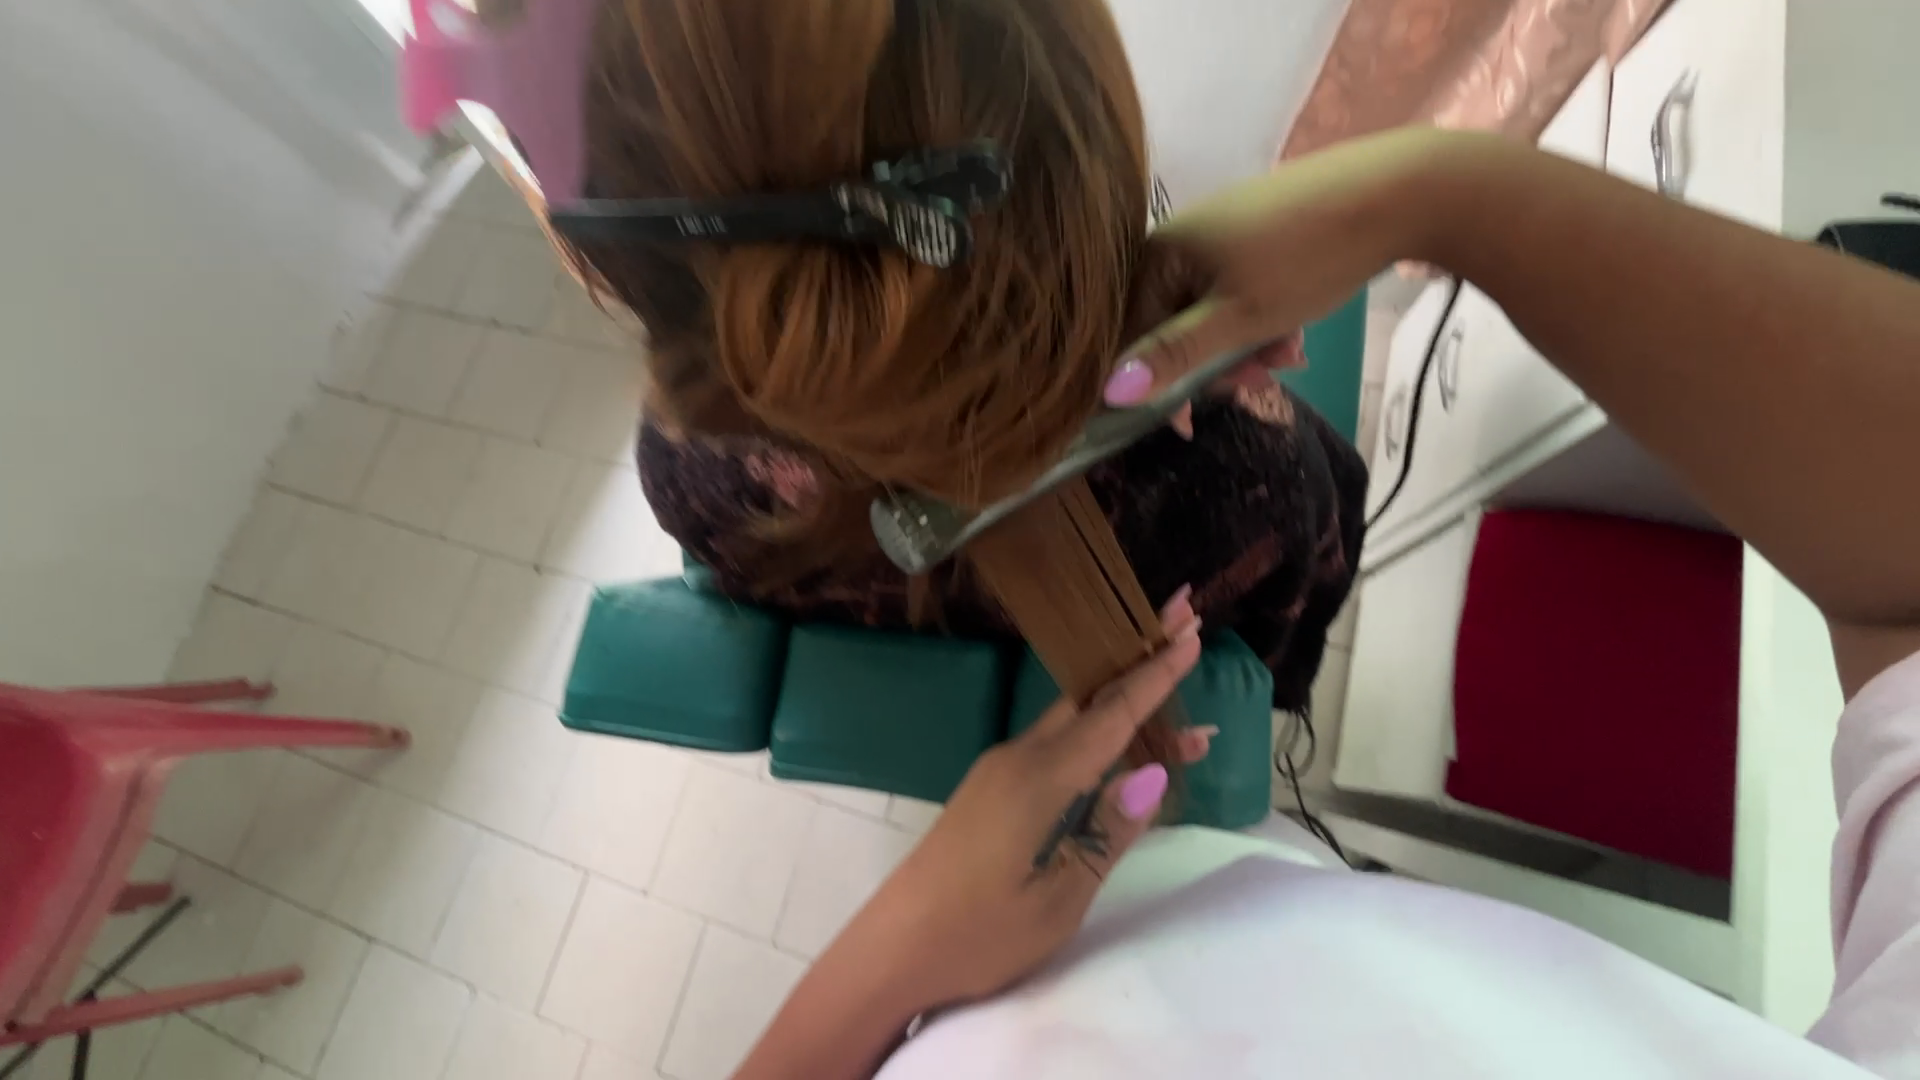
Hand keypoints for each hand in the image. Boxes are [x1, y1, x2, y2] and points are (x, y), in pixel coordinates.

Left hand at [732, 595, 1204, 1079]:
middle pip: (1091, 698)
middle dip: (1140, 661)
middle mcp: (1019, 757)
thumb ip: (1107, 832)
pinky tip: (1125, 754)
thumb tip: (1153, 774)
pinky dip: (1098, 739)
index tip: (1190, 631)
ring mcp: (1002, 768)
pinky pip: (1057, 746)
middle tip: (1184, 624)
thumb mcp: (1057, 897)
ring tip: (1180, 701)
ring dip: (1125, 706)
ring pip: (1074, 721)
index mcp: (1039, 778)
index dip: (1156, 673)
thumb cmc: (978, 934)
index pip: (1112, 714)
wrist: (896, 948)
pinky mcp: (994, 786)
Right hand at [1105, 128, 1463, 417]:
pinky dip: (1254, 320)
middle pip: (1170, 326)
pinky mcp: (1250, 232)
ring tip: (1287, 355)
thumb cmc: (1305, 259)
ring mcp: (1214, 233)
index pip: (1131, 335)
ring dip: (1240, 348)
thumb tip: (1109, 393)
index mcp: (1158, 253)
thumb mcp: (1236, 320)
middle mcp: (1176, 239)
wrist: (1399, 190)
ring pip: (1205, 315)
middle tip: (1256, 382)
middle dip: (1210, 364)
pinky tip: (1289, 331)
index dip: (1153, 383)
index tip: (1188, 423)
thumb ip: (1171, 357)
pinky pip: (1231, 293)